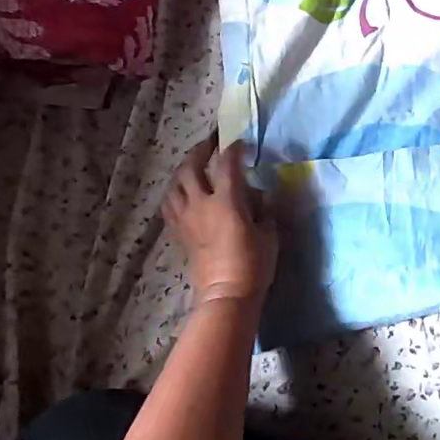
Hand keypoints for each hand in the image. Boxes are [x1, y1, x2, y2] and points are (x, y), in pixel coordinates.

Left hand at [162, 136, 277, 310]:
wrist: (226, 295)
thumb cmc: (254, 265)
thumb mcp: (269, 233)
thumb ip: (262, 209)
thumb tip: (255, 197)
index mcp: (227, 201)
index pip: (227, 163)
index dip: (233, 149)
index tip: (240, 143)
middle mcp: (201, 204)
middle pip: (191, 167)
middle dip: (200, 150)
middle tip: (210, 144)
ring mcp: (186, 218)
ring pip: (175, 184)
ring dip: (183, 170)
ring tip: (193, 166)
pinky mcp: (179, 232)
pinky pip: (170, 205)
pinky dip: (175, 193)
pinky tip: (181, 193)